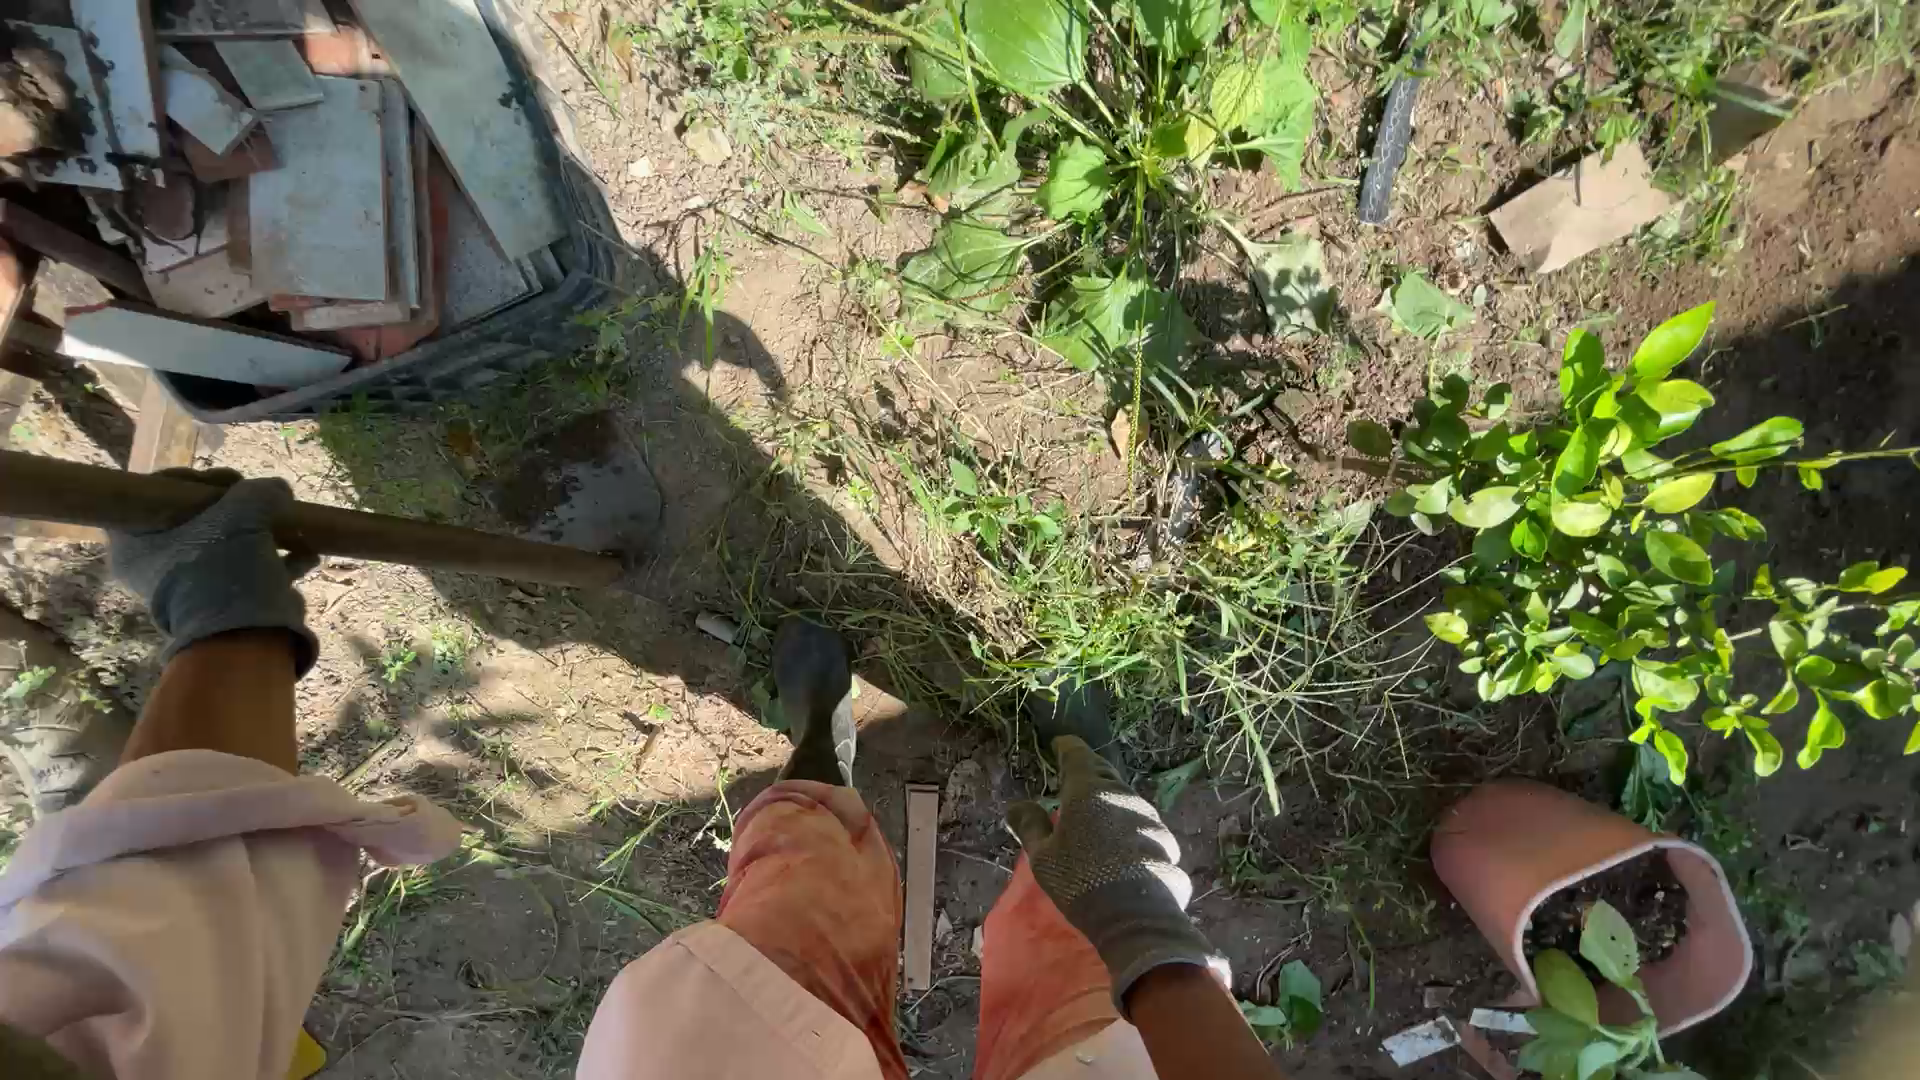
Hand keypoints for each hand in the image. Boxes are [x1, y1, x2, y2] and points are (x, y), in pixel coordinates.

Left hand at [108, 470, 318, 676]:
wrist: (245, 629)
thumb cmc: (223, 567)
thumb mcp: (240, 516)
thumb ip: (258, 494)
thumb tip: (277, 488)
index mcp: (136, 543)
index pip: (153, 498)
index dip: (191, 481)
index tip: (228, 480)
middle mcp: (157, 564)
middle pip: (197, 519)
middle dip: (237, 508)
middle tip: (260, 499)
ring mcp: (195, 583)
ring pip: (230, 545)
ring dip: (263, 532)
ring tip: (290, 526)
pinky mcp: (230, 599)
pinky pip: (255, 569)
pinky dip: (280, 559)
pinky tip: (306, 554)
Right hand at [1006, 735, 1225, 1010]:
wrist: (1137, 919)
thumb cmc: (1080, 882)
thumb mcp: (1043, 856)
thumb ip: (1030, 825)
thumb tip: (1017, 804)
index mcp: (1088, 790)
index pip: (1078, 754)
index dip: (1067, 747)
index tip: (1059, 745)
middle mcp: (1122, 795)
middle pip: (1104, 772)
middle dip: (1089, 770)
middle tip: (1075, 774)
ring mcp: (1149, 818)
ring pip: (1125, 799)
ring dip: (1110, 800)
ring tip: (1098, 814)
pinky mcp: (1166, 843)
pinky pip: (1141, 826)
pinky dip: (1128, 827)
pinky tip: (1122, 847)